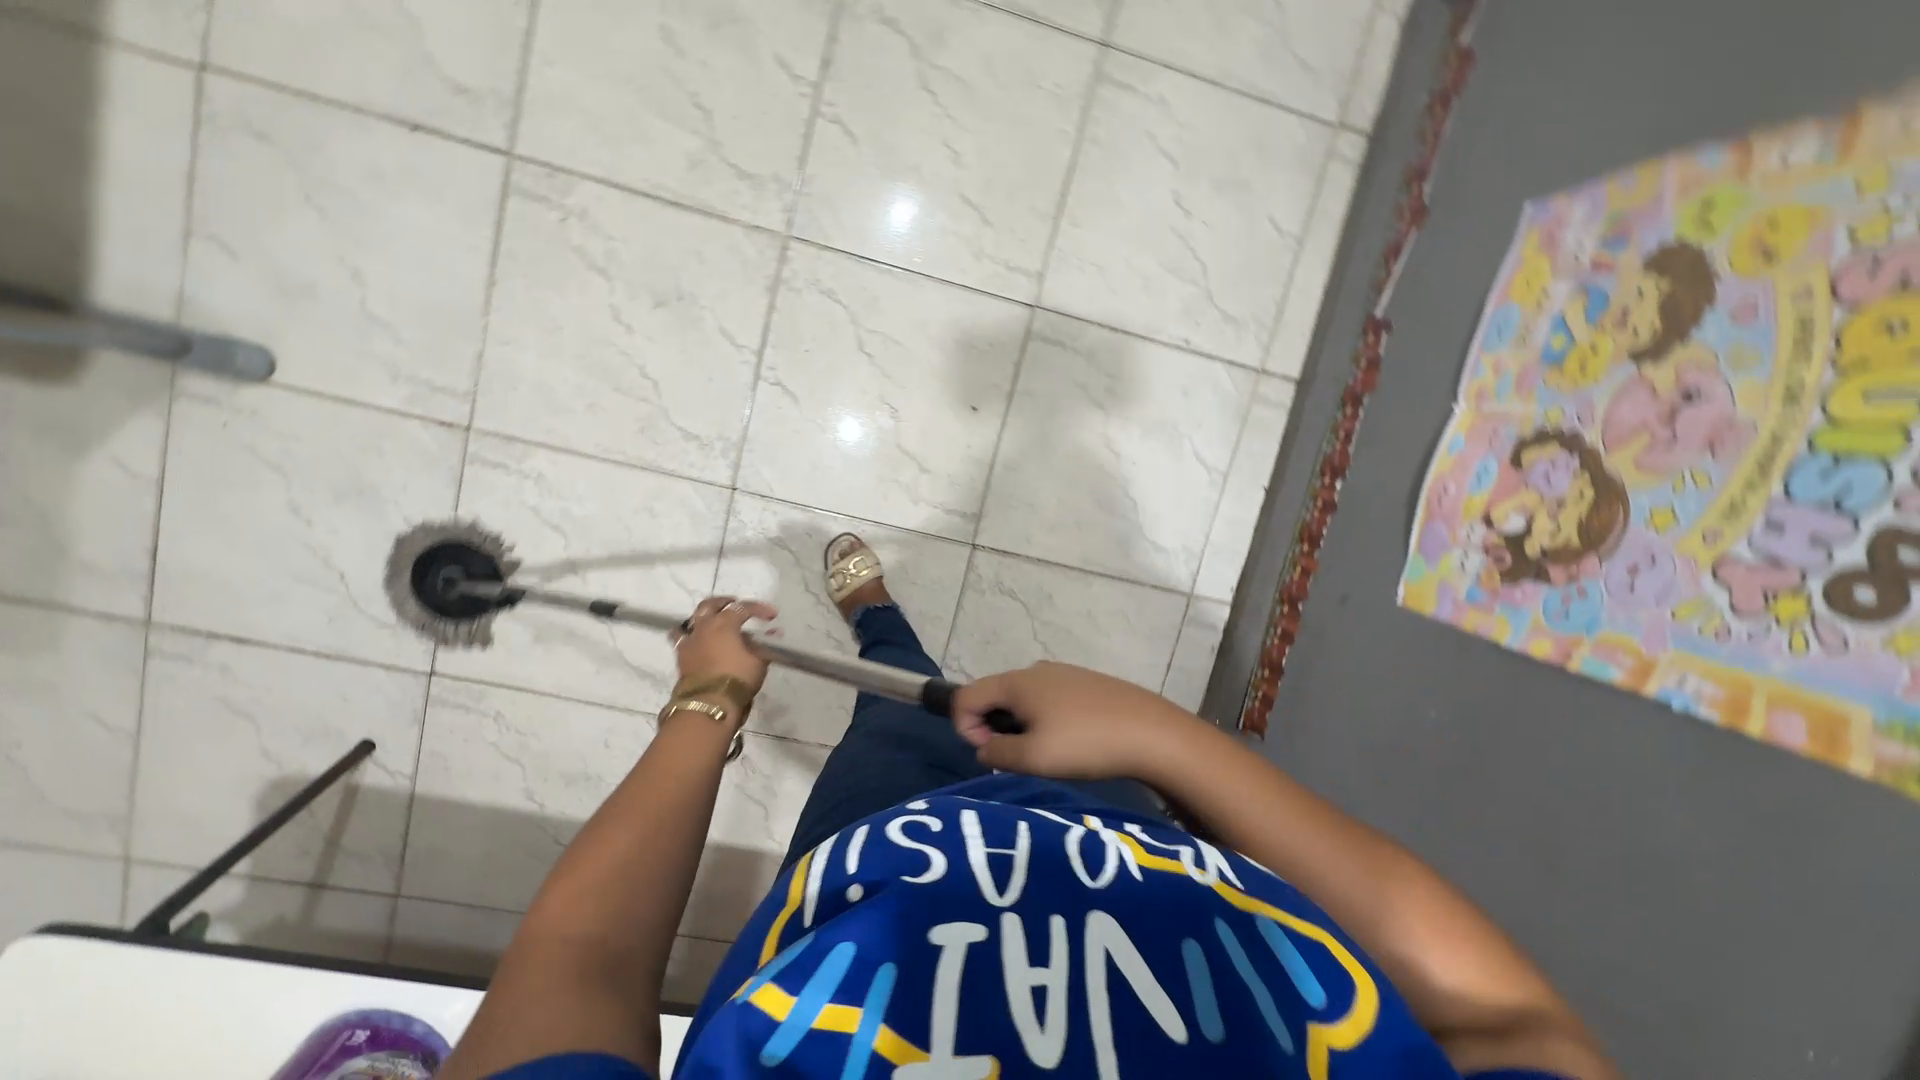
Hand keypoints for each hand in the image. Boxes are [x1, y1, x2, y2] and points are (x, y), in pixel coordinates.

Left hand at [672, 596, 778, 691]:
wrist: (709, 703)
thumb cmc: (737, 678)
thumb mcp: (759, 661)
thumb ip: (764, 645)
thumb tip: (772, 635)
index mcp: (724, 623)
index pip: (743, 607)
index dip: (759, 609)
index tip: (772, 616)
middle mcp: (703, 626)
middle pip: (710, 605)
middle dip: (724, 602)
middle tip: (735, 604)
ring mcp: (689, 640)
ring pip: (692, 619)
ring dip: (704, 617)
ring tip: (713, 622)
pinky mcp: (681, 656)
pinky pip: (681, 638)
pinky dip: (690, 635)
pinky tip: (698, 640)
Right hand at [950, 661, 1204, 780]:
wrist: (1153, 734)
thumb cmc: (1086, 744)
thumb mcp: (1032, 757)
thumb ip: (995, 751)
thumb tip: (984, 746)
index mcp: (1016, 681)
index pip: (965, 696)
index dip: (966, 729)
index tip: (992, 754)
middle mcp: (1036, 670)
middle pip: (994, 696)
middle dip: (994, 728)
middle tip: (1020, 759)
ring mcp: (1064, 673)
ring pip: (1023, 700)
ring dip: (1021, 727)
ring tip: (1049, 754)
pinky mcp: (1086, 683)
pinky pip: (1049, 700)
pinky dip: (1046, 721)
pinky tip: (1073, 743)